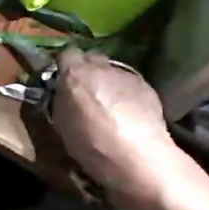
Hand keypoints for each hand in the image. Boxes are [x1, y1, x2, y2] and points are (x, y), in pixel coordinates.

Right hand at [49, 48, 180, 202]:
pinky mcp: (148, 87)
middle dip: (87, 70)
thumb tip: (62, 93)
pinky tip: (127, 113)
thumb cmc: (89, 142)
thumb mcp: (60, 122)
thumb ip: (60, 100)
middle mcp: (102, 68)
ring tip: (108, 105)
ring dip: (107, 82)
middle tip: (83, 91)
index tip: (62, 80)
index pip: (66, 54)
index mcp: (74, 74)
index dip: (64, 66)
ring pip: (113, 71)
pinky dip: (126, 93)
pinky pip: (130, 84)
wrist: (136, 155)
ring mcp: (127, 76)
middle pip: (92, 58)